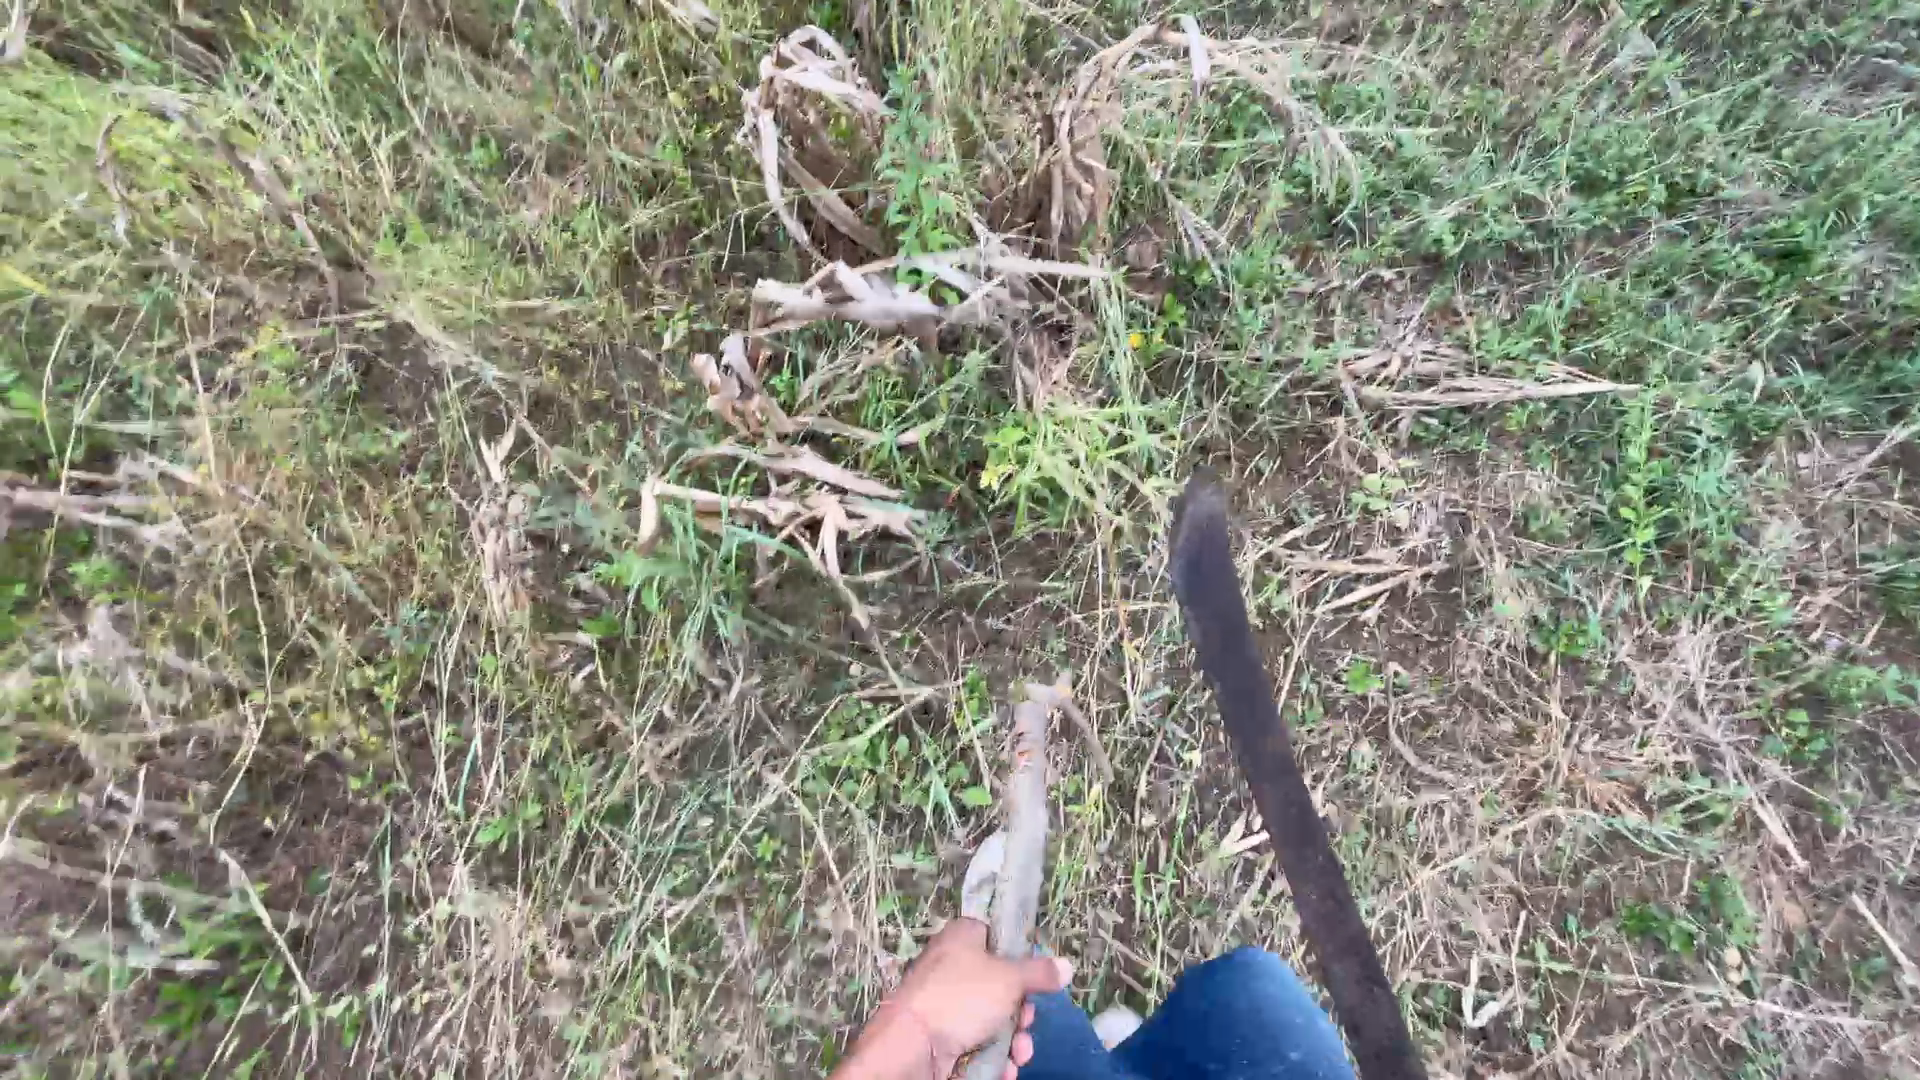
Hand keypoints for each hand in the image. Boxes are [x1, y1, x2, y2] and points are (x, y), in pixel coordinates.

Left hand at [833, 918, 1072, 1079]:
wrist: (912, 1044)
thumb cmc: (962, 996)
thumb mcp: (1008, 978)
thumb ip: (1039, 973)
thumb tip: (1067, 964)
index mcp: (964, 935)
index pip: (997, 936)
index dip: (1020, 958)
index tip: (1036, 979)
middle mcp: (954, 964)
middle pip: (1000, 984)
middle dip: (1021, 1011)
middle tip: (1027, 1023)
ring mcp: (947, 1002)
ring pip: (991, 1018)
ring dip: (1013, 1040)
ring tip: (1018, 1055)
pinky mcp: (943, 1035)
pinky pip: (976, 1042)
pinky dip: (993, 1057)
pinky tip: (1004, 1071)